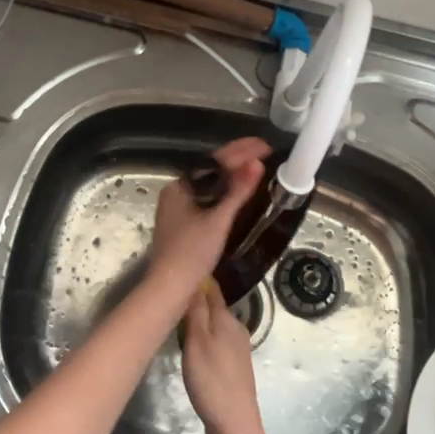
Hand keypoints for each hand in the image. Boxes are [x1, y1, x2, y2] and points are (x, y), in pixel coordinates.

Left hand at [148, 137, 270, 292]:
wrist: (170, 288)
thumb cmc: (191, 252)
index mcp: (179, 186)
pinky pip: (208, 199)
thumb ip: (238, 191)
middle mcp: (176, 193)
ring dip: (232, 175)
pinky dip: (226, 193)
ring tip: (257, 166)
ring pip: (209, 185)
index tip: (263, 144)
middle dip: (237, 160)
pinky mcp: (184, 225)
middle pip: (210, 170)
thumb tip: (256, 163)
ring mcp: (179, 209)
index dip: (240, 150)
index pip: (213, 161)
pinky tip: (240, 193)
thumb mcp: (218, 220)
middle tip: (264, 152)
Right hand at [181, 281, 263, 433]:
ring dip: (199, 324)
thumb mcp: (197, 342)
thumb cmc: (212, 380)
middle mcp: (236, 329)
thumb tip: (196, 279)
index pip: (211, 291)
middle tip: (170, 304)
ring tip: (176, 325)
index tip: (177, 277)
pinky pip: (216, 343)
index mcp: (228, 319)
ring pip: (214, 327)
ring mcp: (237, 349)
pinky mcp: (234, 367)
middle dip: (195, 303)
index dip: (196, 282)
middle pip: (214, 308)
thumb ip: (197, 311)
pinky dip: (203, 341)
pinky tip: (192, 350)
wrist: (234, 424)